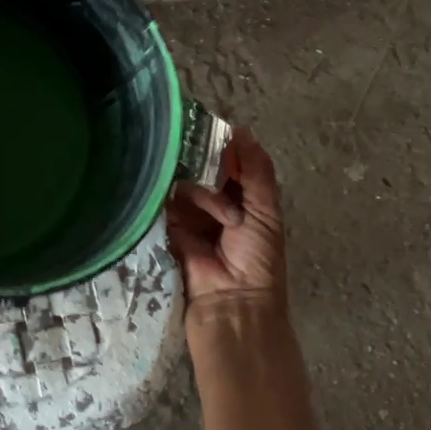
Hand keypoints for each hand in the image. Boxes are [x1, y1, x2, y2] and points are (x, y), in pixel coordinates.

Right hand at [166, 126, 286, 313]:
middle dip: (210, 167)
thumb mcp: (265, 212)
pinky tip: (184, 205)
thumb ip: (256, 171)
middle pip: (202, 167)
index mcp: (241, 196)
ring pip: (185, 180)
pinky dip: (176, 200)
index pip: (228, 159)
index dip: (222, 145)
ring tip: (223, 218)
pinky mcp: (166, 222)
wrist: (231, 301)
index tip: (212, 128)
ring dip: (205, 195)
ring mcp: (188, 210)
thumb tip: (242, 129)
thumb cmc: (258, 259)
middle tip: (214, 170)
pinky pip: (165, 199)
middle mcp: (213, 200)